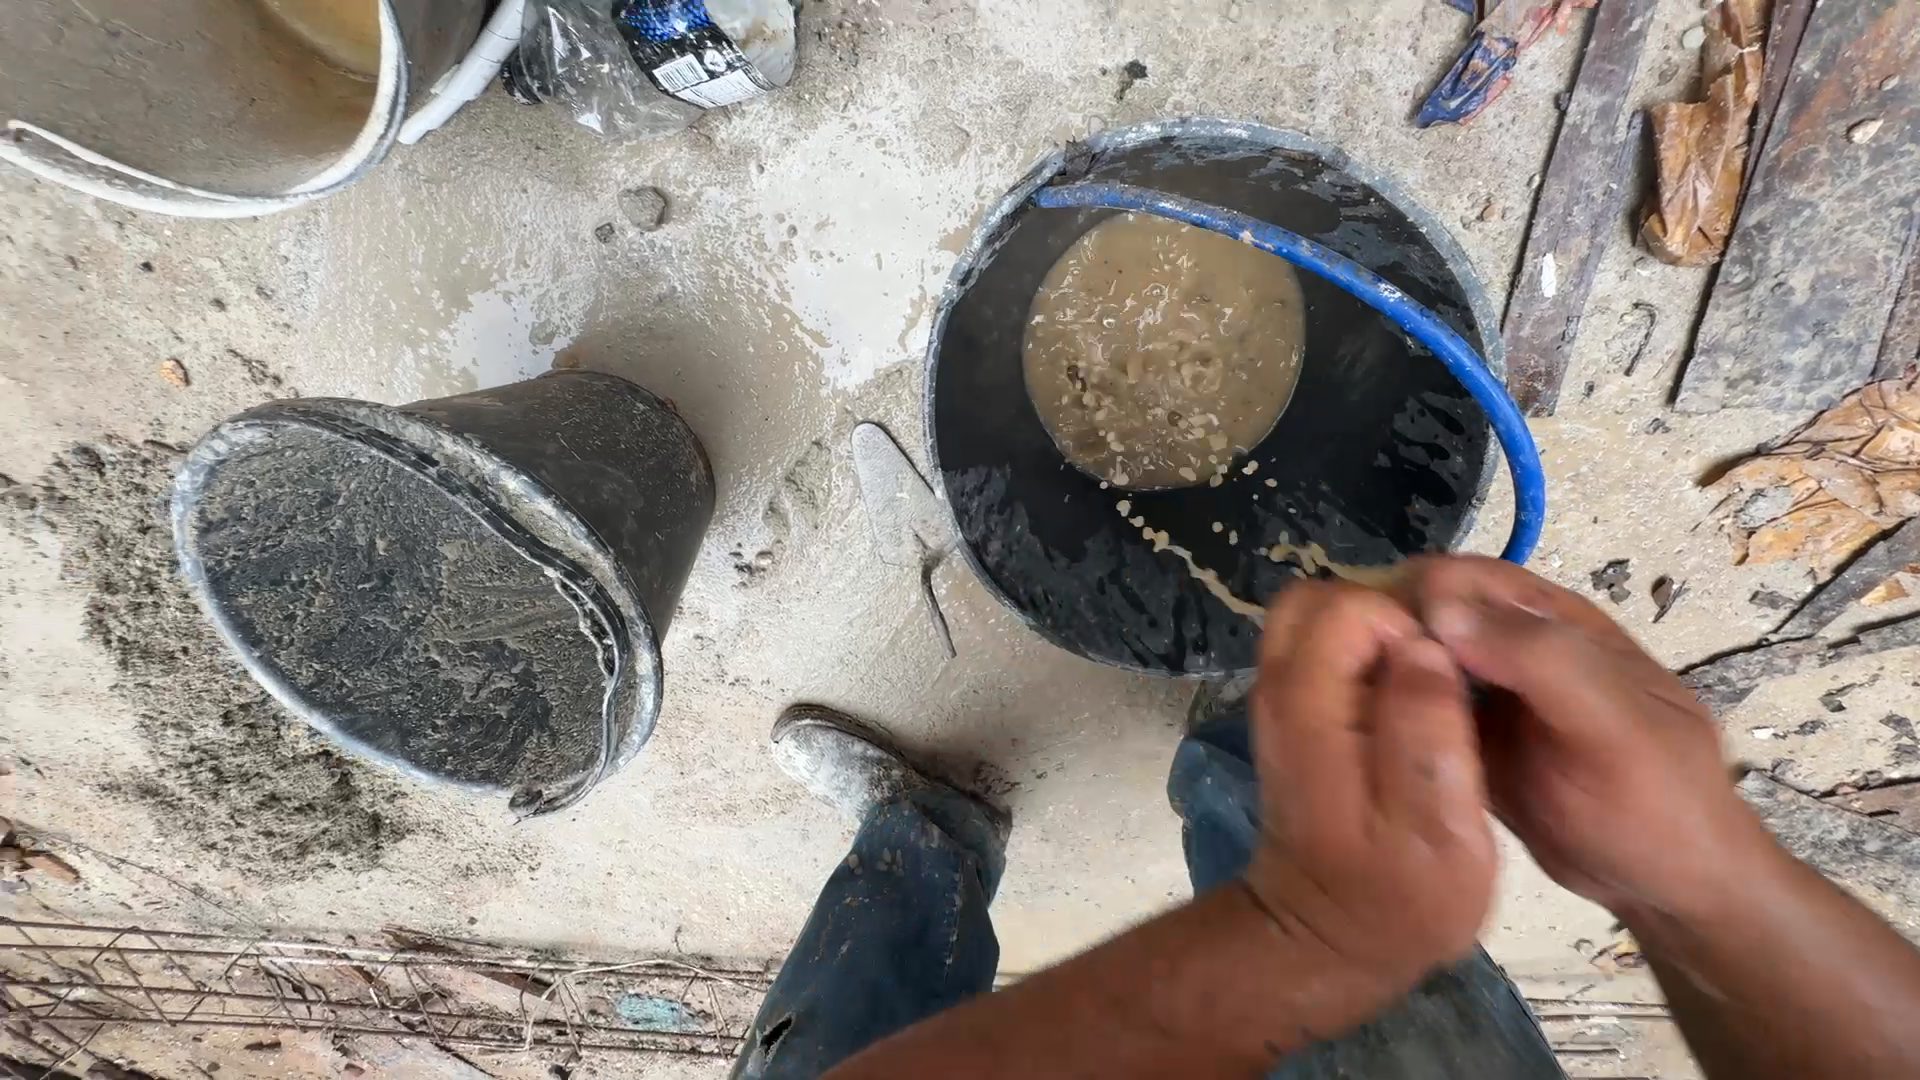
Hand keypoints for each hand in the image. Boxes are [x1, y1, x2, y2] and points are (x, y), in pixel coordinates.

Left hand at [1245, 581, 1496, 1002]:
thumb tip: (1423, 646)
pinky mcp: (1290, 708)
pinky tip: (1402, 698)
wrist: (1326, 924)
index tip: (1442, 674)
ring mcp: (1277, 694)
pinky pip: (1316, 645)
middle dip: (1384, 611)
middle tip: (1431, 668)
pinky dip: (1358, 649)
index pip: (1347, 606)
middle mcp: (1277, 684)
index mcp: (1306, 702)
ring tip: (1423, 682)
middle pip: (1317, 597)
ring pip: (1313, 616)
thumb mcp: (1438, 825)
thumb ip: (1428, 726)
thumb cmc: (1397, 891)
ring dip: (1372, 629)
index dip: (1406, 624)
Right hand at [1397, 556, 1775, 918]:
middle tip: (1369, 693)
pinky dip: (1378, 710)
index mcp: (1549, 620)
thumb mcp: (1618, 733)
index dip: (1416, 602)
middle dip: (1383, 639)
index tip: (1395, 652)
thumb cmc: (1657, 808)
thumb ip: (1542, 662)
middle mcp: (1502, 642)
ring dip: (1374, 675)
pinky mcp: (1451, 727)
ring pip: (1400, 655)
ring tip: (1359, 718)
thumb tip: (1438, 609)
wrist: (1661, 892)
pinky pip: (1400, 702)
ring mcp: (1473, 687)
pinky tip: (1369, 738)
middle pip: (1415, 611)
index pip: (1456, 578)